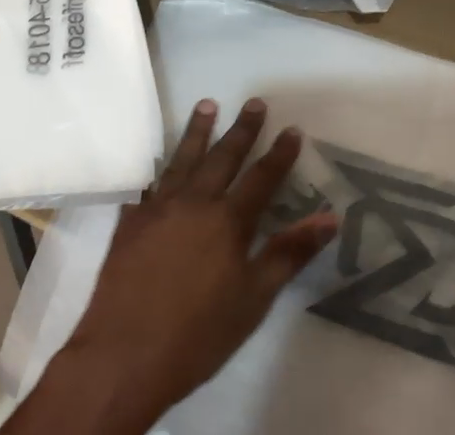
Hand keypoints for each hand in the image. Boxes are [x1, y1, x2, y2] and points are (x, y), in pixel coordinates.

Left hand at [1, 98, 340, 434]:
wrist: (125, 353)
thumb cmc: (199, 335)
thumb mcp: (254, 298)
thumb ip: (289, 253)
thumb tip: (329, 217)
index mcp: (227, 222)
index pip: (261, 178)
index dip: (279, 154)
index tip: (292, 129)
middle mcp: (192, 203)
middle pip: (221, 158)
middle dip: (240, 130)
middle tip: (253, 102)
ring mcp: (156, 208)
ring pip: (181, 159)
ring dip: (196, 132)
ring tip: (206, 104)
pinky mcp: (129, 221)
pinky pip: (148, 182)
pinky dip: (158, 167)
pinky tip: (159, 160)